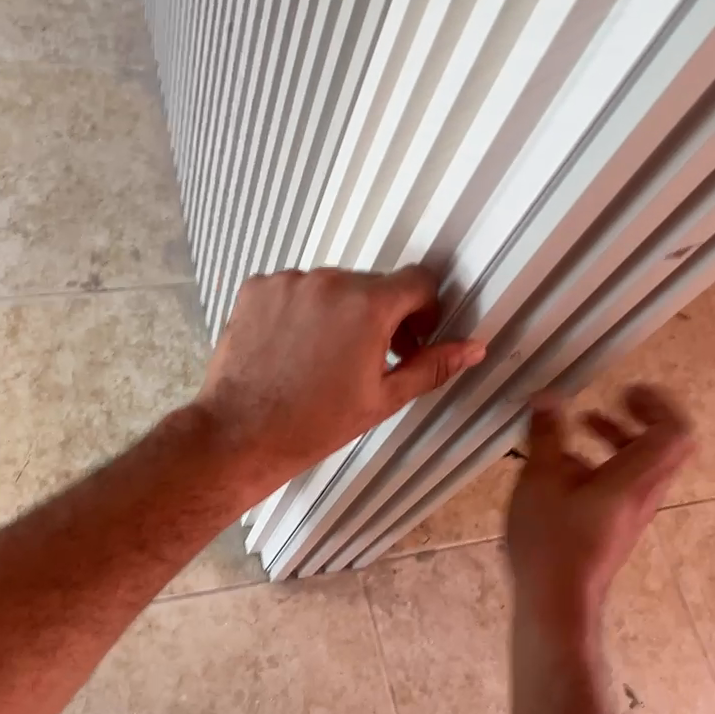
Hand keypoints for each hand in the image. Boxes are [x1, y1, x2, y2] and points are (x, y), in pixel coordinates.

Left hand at [192, 266, 485, 482]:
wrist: (240, 433)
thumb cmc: (314, 424)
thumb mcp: (382, 399)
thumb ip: (431, 366)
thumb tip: (474, 347)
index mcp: (368, 305)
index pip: (418, 280)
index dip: (424, 310)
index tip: (411, 339)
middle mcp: (329, 281)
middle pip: (373, 285)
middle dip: (381, 316)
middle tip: (370, 358)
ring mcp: (288, 281)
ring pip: (331, 287)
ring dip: (339, 312)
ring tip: (325, 358)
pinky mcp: (256, 287)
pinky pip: (293, 289)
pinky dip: (300, 310)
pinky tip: (293, 348)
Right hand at [507, 385, 694, 625]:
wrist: (557, 603)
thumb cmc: (552, 540)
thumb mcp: (541, 479)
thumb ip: (548, 436)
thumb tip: (549, 398)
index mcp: (634, 478)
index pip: (674, 432)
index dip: (657, 403)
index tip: (625, 390)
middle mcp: (643, 495)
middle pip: (664, 448)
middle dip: (637, 418)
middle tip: (609, 402)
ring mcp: (630, 515)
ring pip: (640, 467)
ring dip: (616, 440)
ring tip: (578, 429)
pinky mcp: (614, 529)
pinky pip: (621, 486)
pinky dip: (601, 465)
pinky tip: (561, 470)